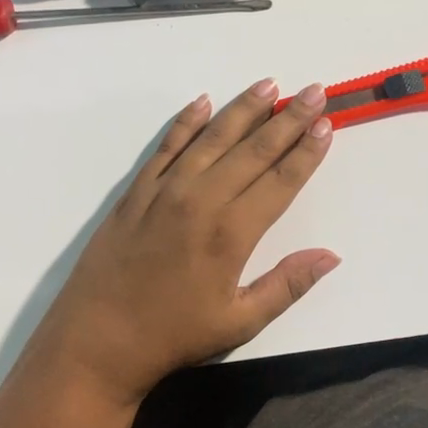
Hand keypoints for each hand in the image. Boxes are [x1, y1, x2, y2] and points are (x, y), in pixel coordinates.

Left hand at [21, 80, 337, 404]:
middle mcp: (201, 200)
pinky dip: (185, 122)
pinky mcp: (136, 191)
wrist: (96, 342)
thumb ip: (287, 284)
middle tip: (314, 91)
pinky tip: (203, 102)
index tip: (326, 124)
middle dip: (288, 118)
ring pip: (212, 138)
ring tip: (270, 85)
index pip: (281, 180)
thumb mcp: (240, 321)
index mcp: (231, 233)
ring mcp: (166, 190)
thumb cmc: (173, 336)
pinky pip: (166, 147)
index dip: (307, 151)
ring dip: (244, 108)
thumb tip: (331, 255)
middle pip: (254, 150)